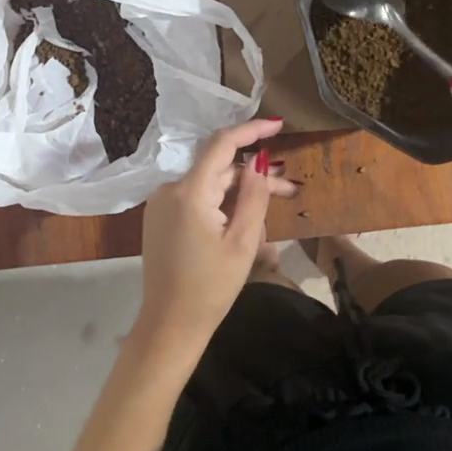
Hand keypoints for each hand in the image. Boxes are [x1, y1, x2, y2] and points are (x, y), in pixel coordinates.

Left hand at [135, 118, 296, 354]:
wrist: (170, 325)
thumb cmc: (212, 287)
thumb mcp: (243, 242)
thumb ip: (254, 196)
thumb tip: (260, 160)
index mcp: (189, 193)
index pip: (222, 145)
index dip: (251, 130)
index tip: (278, 125)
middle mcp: (169, 190)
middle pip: (219, 169)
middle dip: (256, 175)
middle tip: (291, 189)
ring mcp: (161, 204)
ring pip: (210, 185)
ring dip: (241, 191)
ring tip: (275, 204)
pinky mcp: (160, 218)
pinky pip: (196, 198)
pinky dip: (222, 202)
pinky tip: (245, 218)